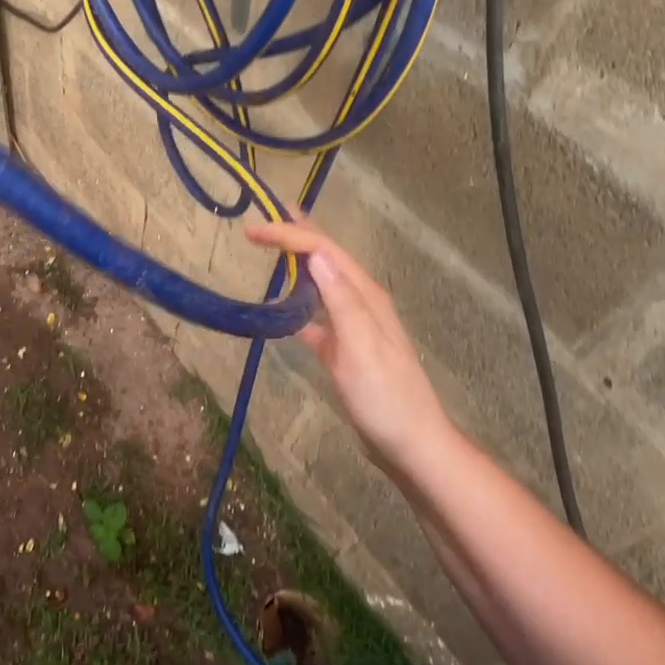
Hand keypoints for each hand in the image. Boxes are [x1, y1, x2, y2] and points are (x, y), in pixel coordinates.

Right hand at [247, 212, 457, 477]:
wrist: (412, 445)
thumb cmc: (385, 398)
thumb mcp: (361, 348)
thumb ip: (341, 301)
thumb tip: (317, 255)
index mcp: (365, 297)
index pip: (324, 251)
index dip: (290, 235)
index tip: (252, 231)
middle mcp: (361, 303)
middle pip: (327, 258)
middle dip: (297, 234)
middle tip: (264, 219)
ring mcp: (354, 326)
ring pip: (322, 281)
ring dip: (298, 261)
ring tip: (275, 246)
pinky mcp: (345, 348)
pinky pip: (318, 314)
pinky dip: (299, 301)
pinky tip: (282, 308)